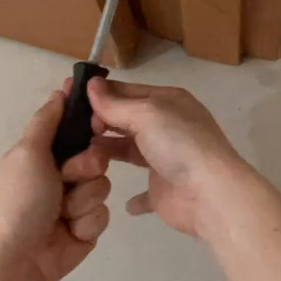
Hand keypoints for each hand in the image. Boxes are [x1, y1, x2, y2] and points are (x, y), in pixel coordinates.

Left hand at [0, 86, 111, 280]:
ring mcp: (75, 201)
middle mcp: (60, 173)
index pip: (72, 126)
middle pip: (96, 154)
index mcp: (42, 153)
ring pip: (103, 184)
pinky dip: (87, 221)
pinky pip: (104, 212)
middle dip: (87, 166)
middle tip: (67, 177)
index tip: (97, 122)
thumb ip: (46, 121)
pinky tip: (70, 231)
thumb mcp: (27, 153)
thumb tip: (59, 92)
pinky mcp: (88, 226)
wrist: (19, 261)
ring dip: (84, 199)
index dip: (87, 122)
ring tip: (62, 213)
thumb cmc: (19, 201)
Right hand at [85, 79, 253, 237]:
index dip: (102, 94)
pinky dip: (132, 196)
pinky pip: (143, 192)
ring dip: (108, 151)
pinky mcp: (163, 188)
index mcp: (168, 101)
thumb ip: (116, 104)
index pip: (128, 91)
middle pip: (128, 120)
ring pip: (130, 151)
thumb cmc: (178, 144)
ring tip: (81, 153)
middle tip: (71, 128)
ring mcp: (166, 158)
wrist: (209, 193)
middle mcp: (168, 126)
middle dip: (102, 121)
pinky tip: (114, 195)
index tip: (71, 99)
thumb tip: (90, 84)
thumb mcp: (146, 114)